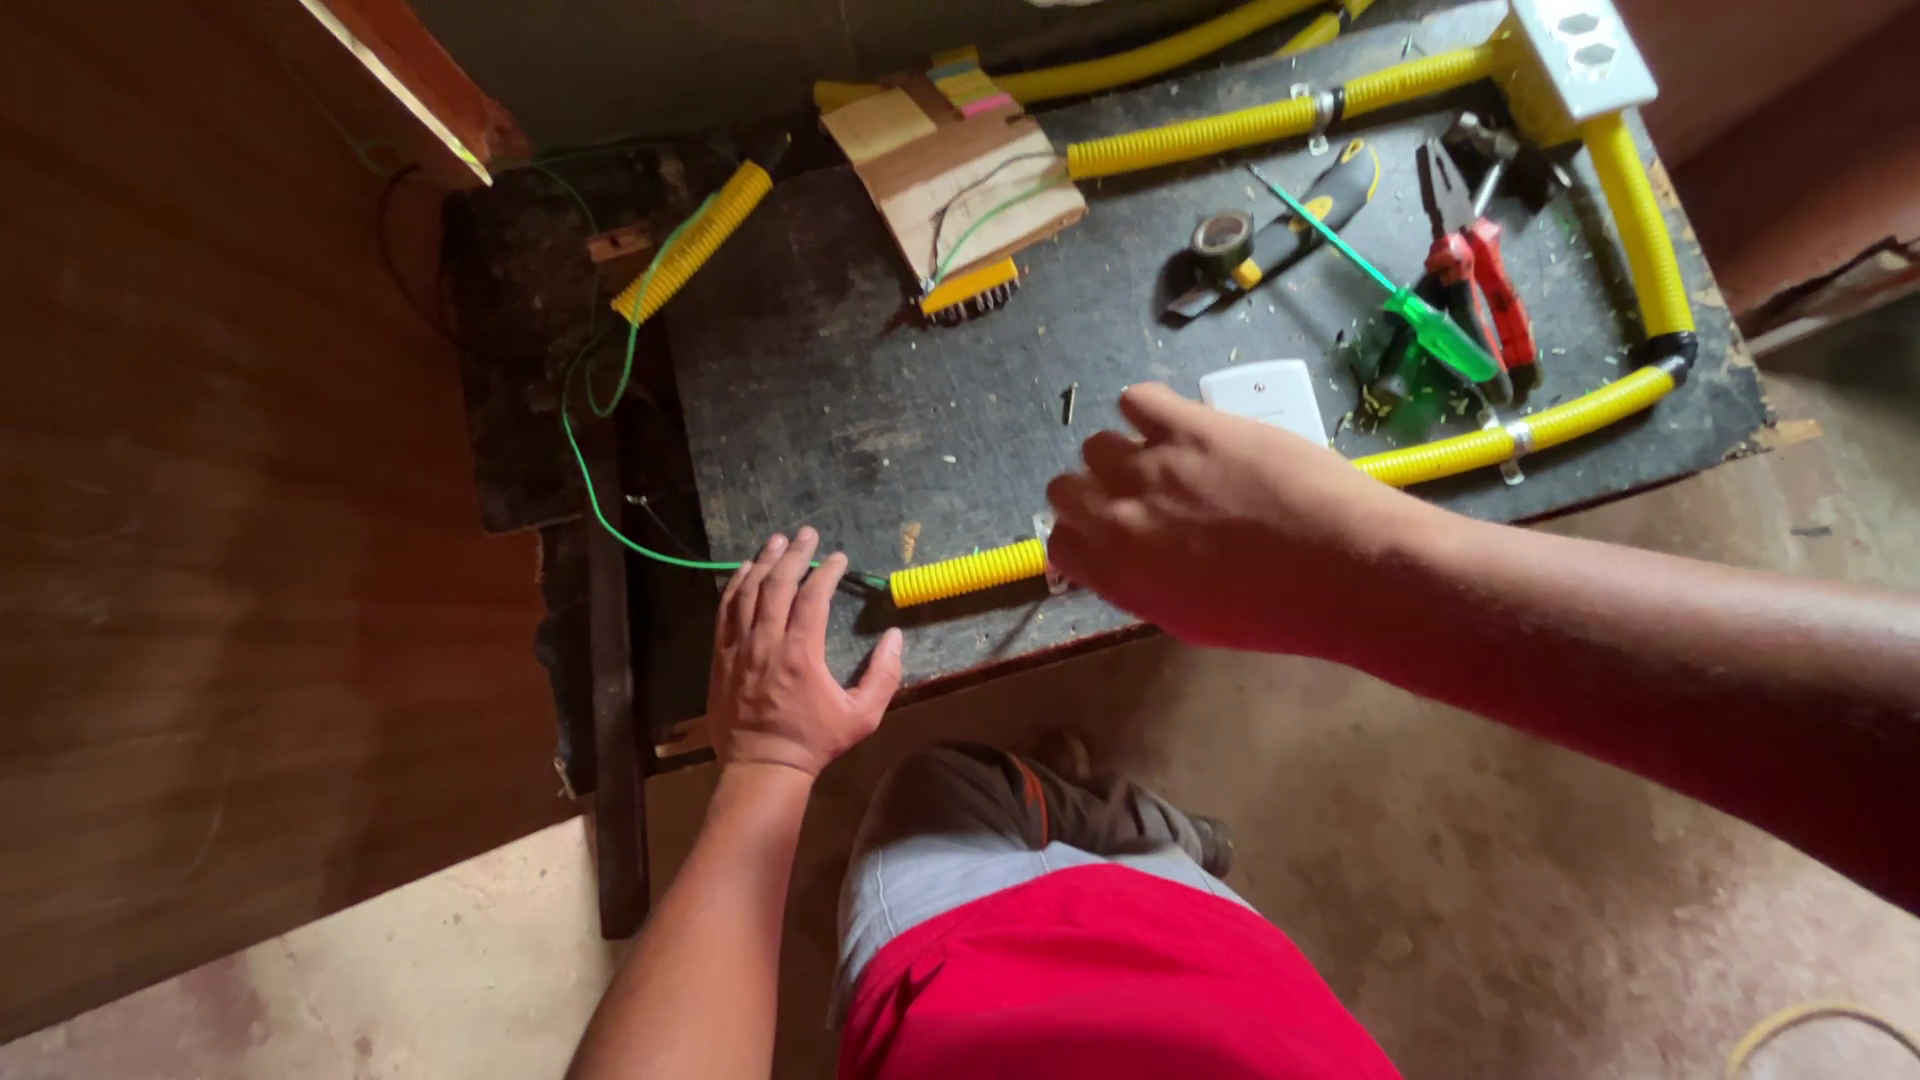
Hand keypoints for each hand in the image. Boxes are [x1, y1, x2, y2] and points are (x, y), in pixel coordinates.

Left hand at [708, 527, 903, 776]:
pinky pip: (724, 612)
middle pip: (777, 585)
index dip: (826, 572)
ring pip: (747, 593)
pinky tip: (745, 571)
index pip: (812, 598)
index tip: (838, 558)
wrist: (763, 768)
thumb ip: (884, 675)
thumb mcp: (862, 716)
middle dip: (794, 555)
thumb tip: (894, 637)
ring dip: (763, 562)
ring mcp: (739, 649)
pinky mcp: (721, 658)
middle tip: (807, 534)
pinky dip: (734, 586)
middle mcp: (766, 643)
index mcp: (801, 654)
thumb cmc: (815, 741)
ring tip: (777, 541)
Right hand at [1045, 383, 1449, 657]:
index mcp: (1118, 575)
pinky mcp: (1189, 427)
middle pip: (1063, 489)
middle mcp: (1118, 520)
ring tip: (1161, 459)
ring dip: (1119, 454)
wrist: (1346, 568)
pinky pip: (1137, 399)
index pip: (1060, 544)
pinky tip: (1173, 425)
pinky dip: (1145, 410)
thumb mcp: (1188, 621)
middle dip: (1088, 494)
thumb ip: (1138, 586)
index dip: (1078, 536)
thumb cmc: (1274, 612)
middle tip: (1130, 495)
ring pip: (1096, 445)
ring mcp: (1151, 468)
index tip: (1102, 533)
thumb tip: (1123, 559)